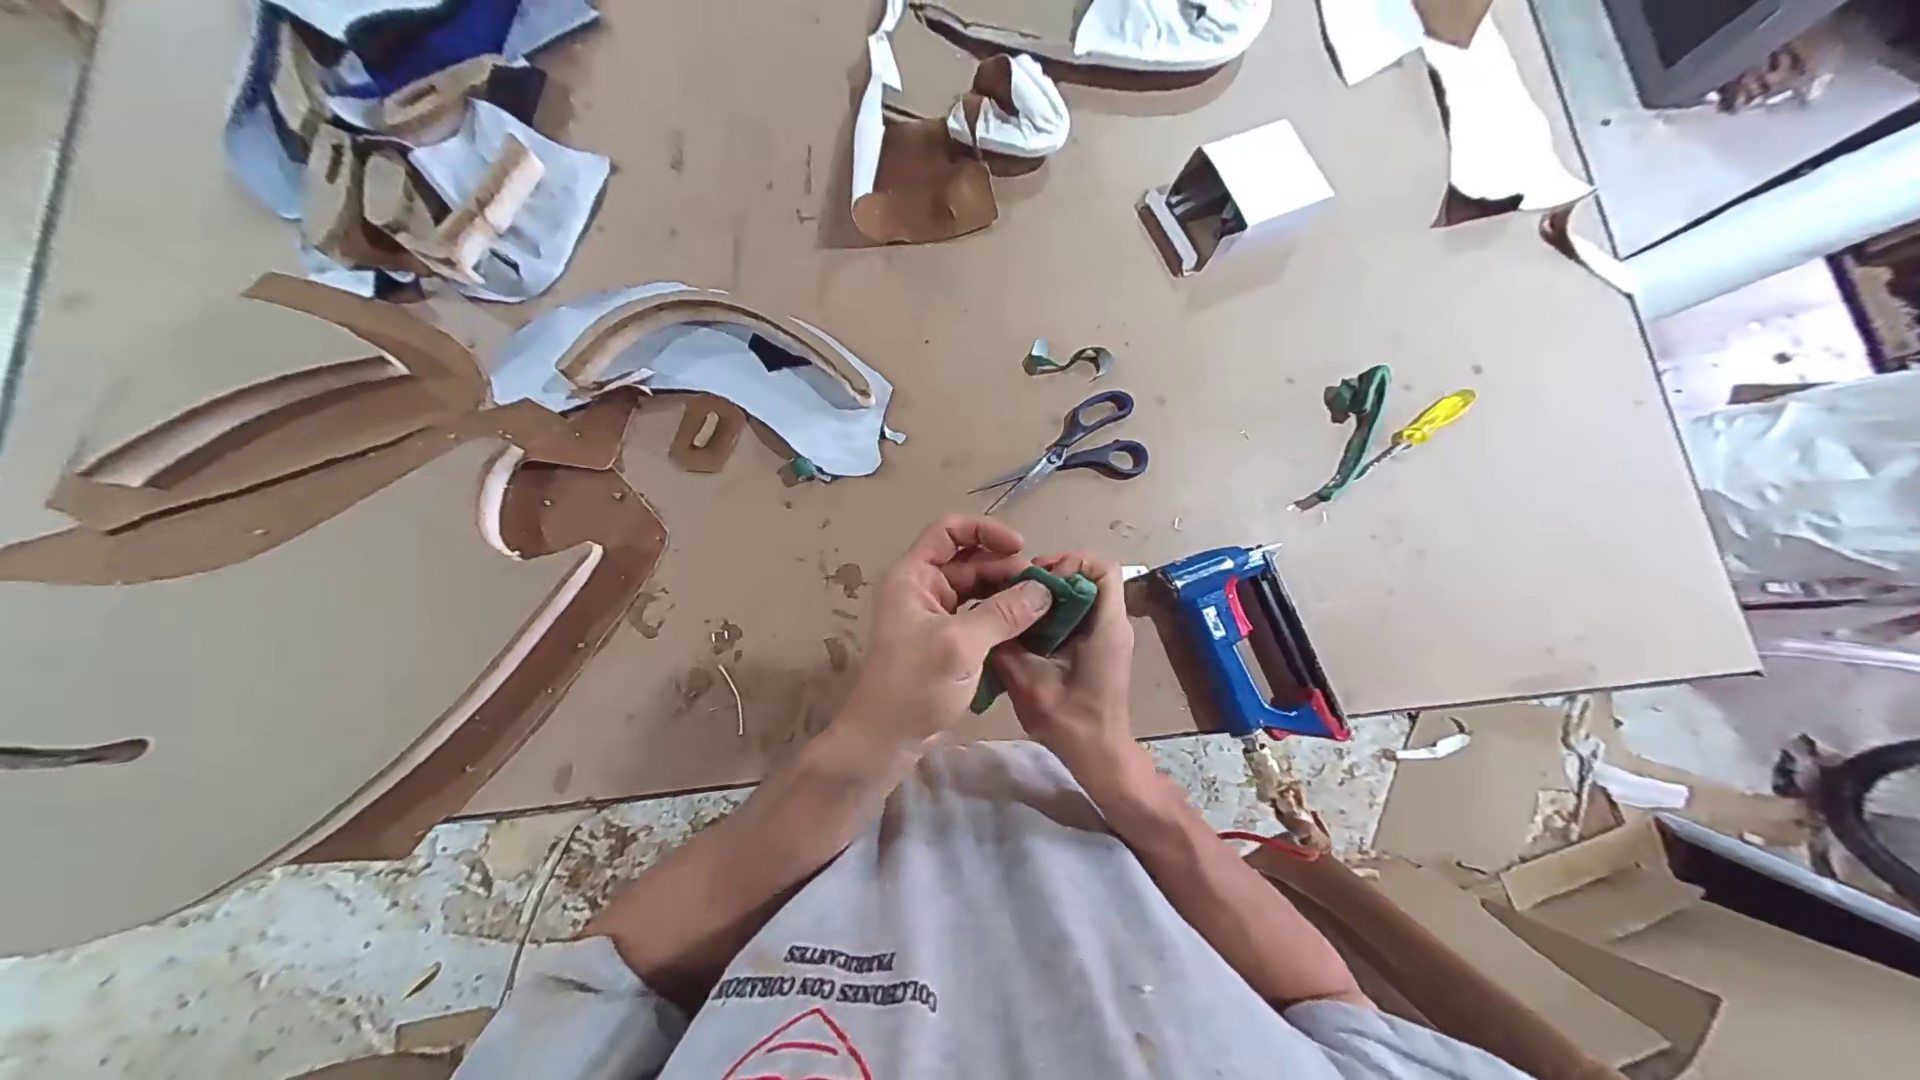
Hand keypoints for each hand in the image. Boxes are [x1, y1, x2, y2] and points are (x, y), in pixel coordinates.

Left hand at [836, 515, 1054, 749]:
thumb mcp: (960, 644)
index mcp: (913, 576)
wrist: (886, 738)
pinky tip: (1028, 624)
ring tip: (1042, 604)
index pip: (949, 530)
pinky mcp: (948, 639)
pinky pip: (979, 614)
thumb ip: (1003, 613)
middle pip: (969, 560)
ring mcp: (935, 615)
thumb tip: (1043, 590)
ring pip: (977, 588)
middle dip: (1005, 567)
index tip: (1020, 547)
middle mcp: (923, 588)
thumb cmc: (913, 685)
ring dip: (1007, 592)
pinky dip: (1002, 615)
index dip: (985, 530)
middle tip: (1042, 586)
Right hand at [990, 550, 1135, 769]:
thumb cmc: (1070, 721)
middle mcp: (1113, 623)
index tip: (1037, 579)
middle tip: (1021, 589)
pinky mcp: (1099, 646)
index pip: (1102, 568)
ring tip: (1020, 605)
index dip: (1070, 562)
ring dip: (1052, 593)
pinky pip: (1080, 612)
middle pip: (1091, 575)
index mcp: (1106, 626)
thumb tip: (987, 617)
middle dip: (1055, 573)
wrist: (1097, 755)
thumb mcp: (1027, 682)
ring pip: (1084, 592)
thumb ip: (1006, 646)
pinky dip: (1055, 611)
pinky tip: (1028, 627)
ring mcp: (1108, 634)